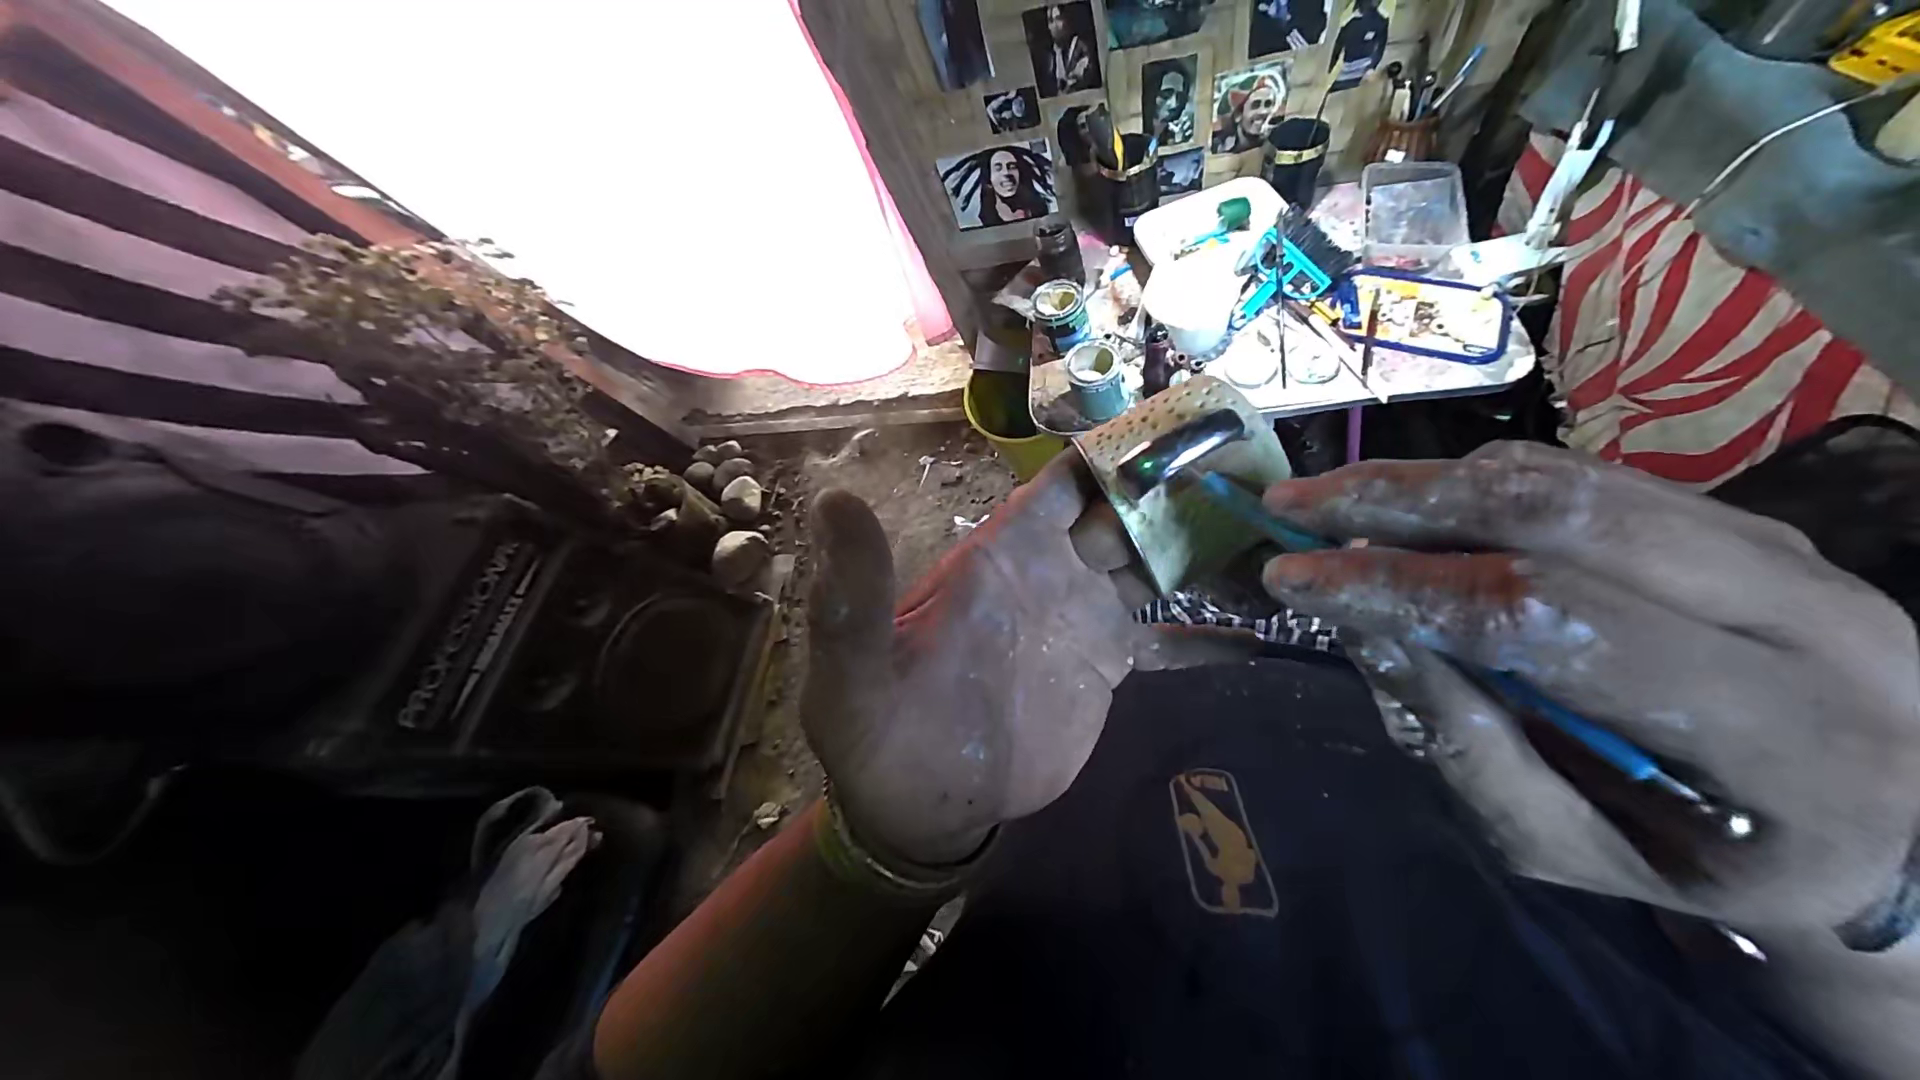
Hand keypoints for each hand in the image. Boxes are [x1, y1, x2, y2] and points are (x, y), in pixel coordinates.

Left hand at [801, 454, 1251, 866]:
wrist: (922, 807)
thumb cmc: (881, 735)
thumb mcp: (853, 669)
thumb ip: (853, 593)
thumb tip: (831, 498)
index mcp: (1000, 555)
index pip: (1066, 480)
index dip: (1118, 450)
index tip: (1186, 429)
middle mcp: (1049, 573)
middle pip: (1126, 510)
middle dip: (1182, 485)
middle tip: (1258, 468)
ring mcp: (1083, 618)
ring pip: (1154, 559)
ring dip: (1204, 539)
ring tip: (1277, 522)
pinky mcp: (1106, 668)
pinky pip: (1168, 636)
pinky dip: (1209, 626)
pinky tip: (1264, 620)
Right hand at [1258, 441, 1919, 930]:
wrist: (1876, 832)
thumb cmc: (1692, 861)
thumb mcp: (1557, 841)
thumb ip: (1457, 738)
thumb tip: (1357, 626)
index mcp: (1783, 735)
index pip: (1544, 616)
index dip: (1396, 586)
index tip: (1291, 579)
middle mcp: (1805, 613)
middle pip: (1554, 513)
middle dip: (1393, 500)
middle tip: (1288, 506)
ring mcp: (1777, 548)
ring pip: (1559, 478)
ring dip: (1417, 481)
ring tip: (1323, 499)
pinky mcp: (1733, 518)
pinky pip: (1574, 475)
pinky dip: (1464, 484)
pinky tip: (1401, 505)